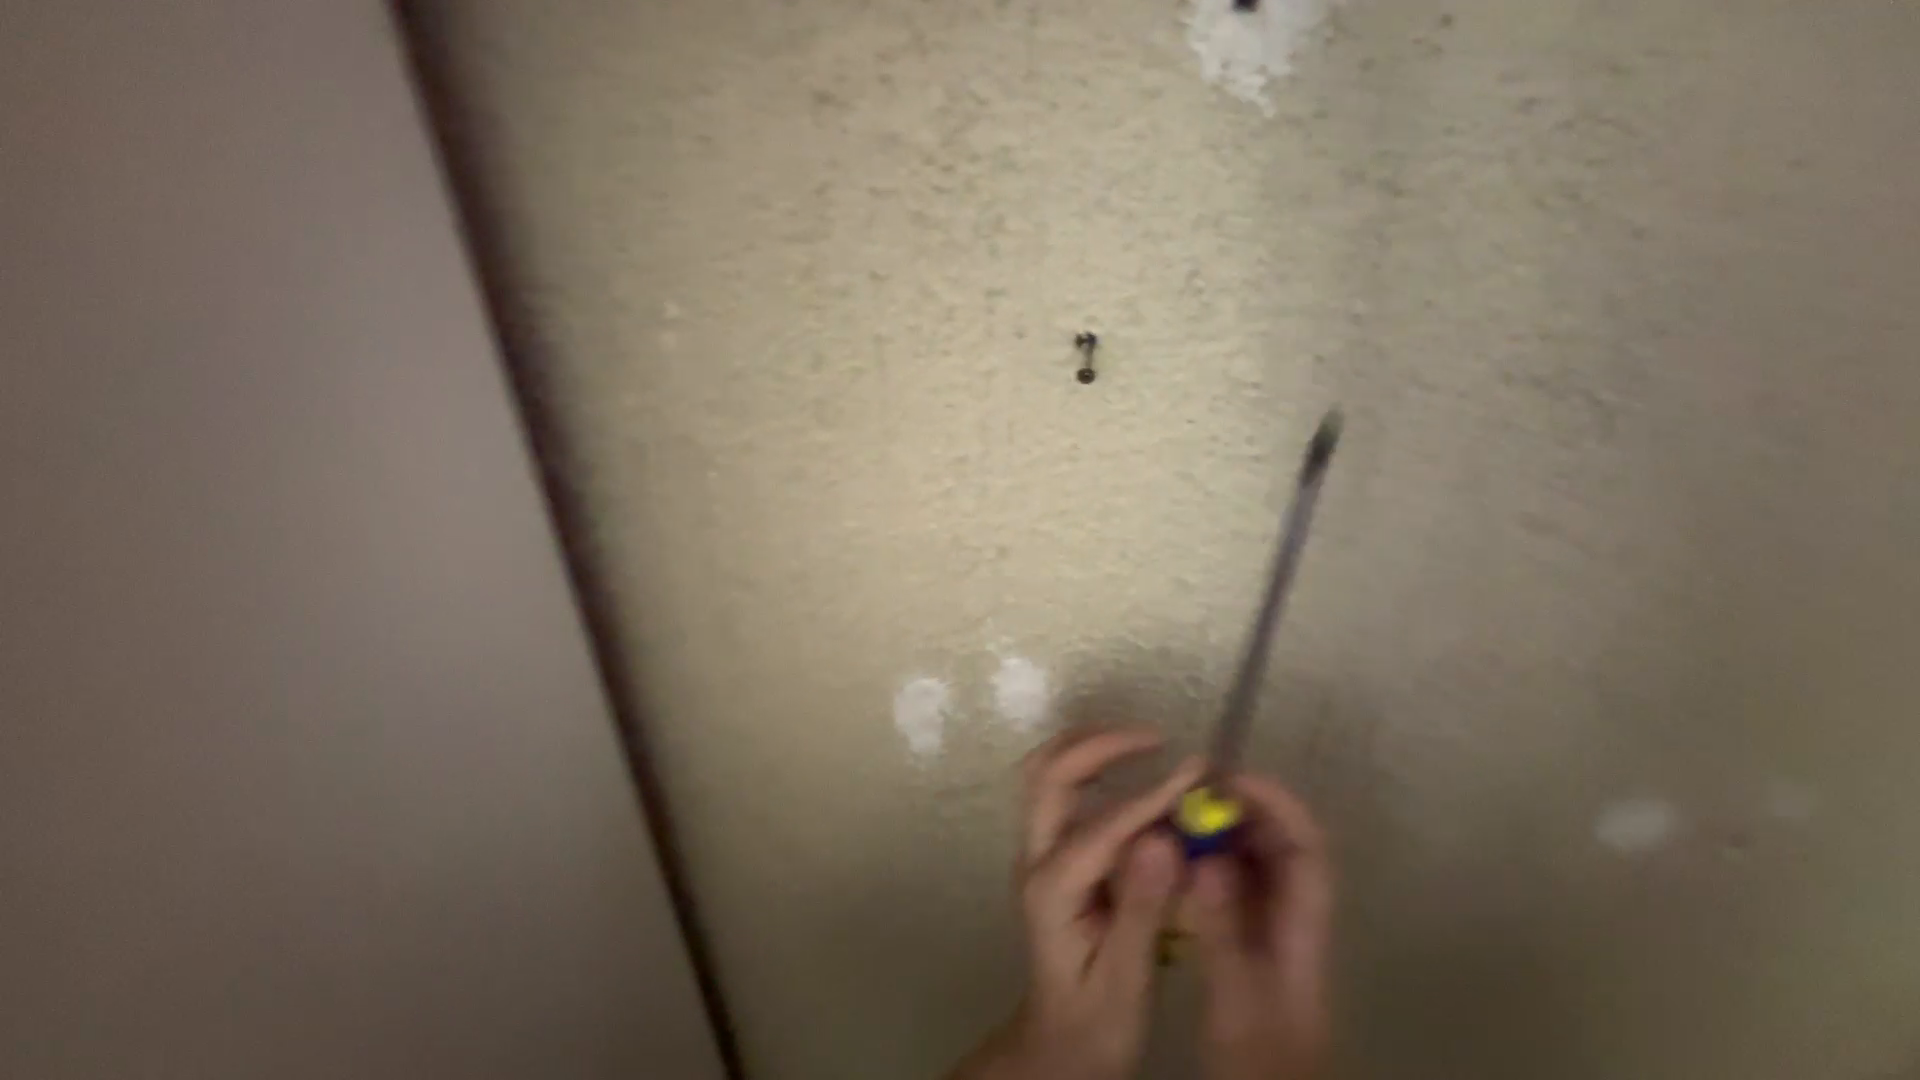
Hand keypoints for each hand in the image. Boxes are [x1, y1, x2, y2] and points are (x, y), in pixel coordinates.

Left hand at [949, 728, 1202, 1079]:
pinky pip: (1059, 790)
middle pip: (1048, 774)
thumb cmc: (1096, 1019)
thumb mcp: (1126, 977)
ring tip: (1144, 741)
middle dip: (1100, 745)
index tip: (1195, 773)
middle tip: (1156, 738)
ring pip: (1045, 772)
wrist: (1057, 1041)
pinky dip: (1090, 765)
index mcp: (1052, 889)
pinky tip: (1129, 769)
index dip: (1150, 796)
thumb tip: (1161, 838)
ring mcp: (1036, 851)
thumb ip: (1142, 908)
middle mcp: (1034, 858)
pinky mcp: (1048, 853)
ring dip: (1088, 746)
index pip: (1101, 827)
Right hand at [1187, 774, 1333, 1079]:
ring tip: (1180, 817)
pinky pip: (1236, 888)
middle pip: (1283, 850)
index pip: (1306, 853)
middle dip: (1244, 813)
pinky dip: (1212, 865)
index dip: (1278, 807)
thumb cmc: (1259, 1061)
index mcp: (1305, 935)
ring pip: (1258, 866)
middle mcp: (1295, 923)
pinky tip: (1178, 862)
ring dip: (1226, 836)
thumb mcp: (1238, 1003)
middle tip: (1193, 793)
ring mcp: (1273, 933)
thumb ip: (1224, 933)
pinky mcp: (1251, 944)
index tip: (1231, 779)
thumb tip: (1209, 859)